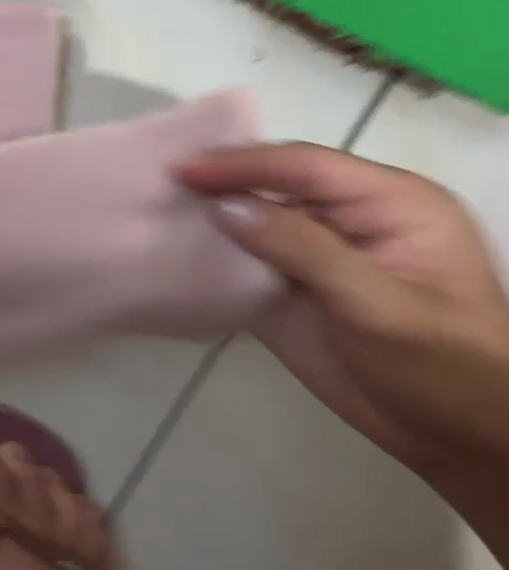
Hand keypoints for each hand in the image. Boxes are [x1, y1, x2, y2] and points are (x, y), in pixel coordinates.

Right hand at [176, 143, 508, 481]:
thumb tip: (222, 205)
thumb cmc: (444, 369)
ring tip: (149, 202)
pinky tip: (165, 239)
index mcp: (392, 204)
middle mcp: (349, 214)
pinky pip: (234, 247)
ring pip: (246, 209)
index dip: (240, 163)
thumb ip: (304, 250)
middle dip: (215, 177)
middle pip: (269, 177)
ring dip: (202, 208)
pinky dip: (201, 242)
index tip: (179, 170)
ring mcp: (312, 246)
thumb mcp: (381, 308)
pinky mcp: (283, 275)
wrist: (453, 439)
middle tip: (154, 178)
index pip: (303, 165)